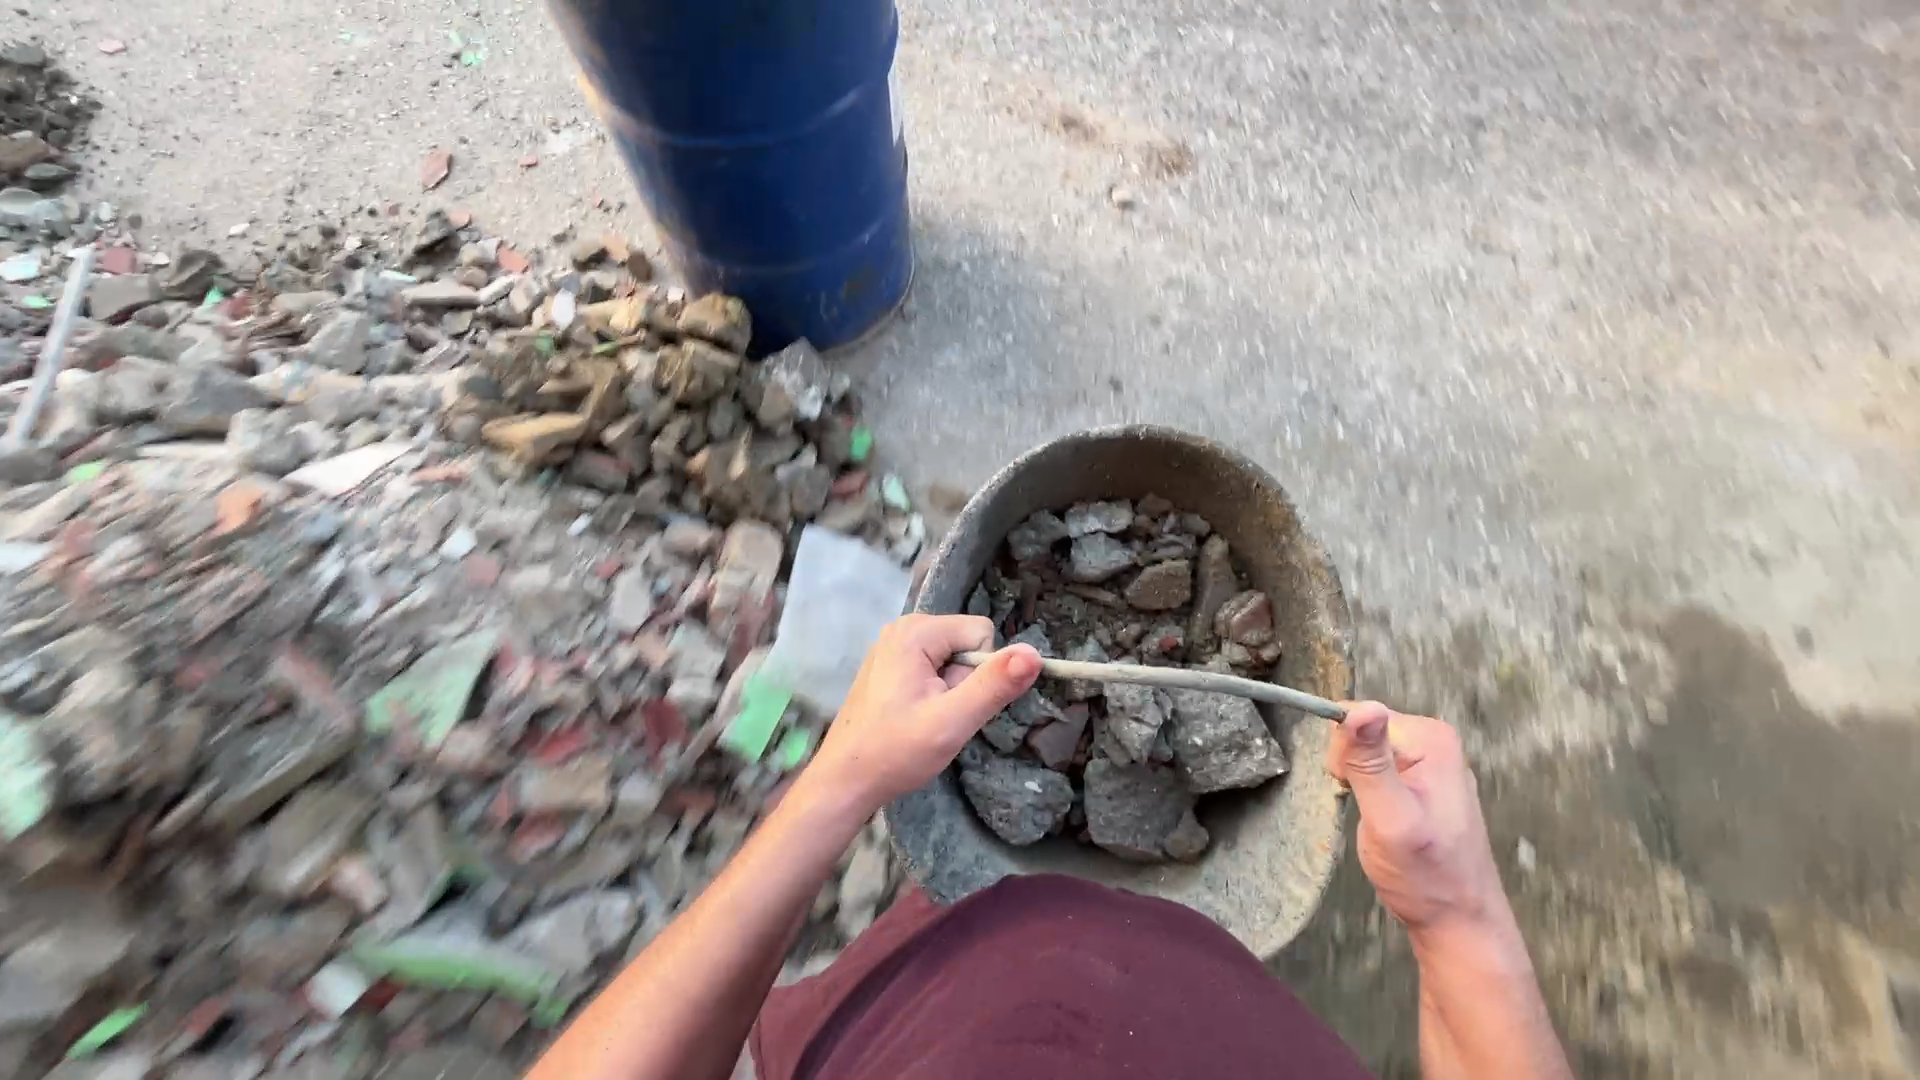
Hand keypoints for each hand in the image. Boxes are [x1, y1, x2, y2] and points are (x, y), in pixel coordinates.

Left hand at [804, 615, 1041, 814]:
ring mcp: (894, 645)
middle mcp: (903, 627)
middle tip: (938, 716)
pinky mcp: (890, 664)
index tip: (952, 703)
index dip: (979, 673)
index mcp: (916, 631)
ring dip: (950, 691)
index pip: (982, 633)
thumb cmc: (896, 752)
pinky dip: (934, 694)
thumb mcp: (952, 721)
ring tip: (925, 719)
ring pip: (953, 659)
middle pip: (966, 644)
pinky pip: (934, 668)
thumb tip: (1034, 653)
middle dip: (964, 682)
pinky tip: (914, 717)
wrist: (845, 781)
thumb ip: (994, 685)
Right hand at [1328, 702, 1509, 937]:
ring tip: (1380, 817)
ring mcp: (1431, 760)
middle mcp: (1435, 740)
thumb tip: (1360, 707)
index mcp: (1430, 738)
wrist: (1459, 924)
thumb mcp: (1390, 817)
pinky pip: (1376, 765)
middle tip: (1371, 810)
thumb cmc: (1425, 877)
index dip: (1343, 754)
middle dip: (1350, 768)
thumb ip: (1371, 761)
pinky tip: (1384, 816)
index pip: (1355, 716)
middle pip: (1359, 730)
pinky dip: (1367, 789)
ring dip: (1358, 782)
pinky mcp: (1423, 779)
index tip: (1355, 792)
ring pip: (1363, 749)